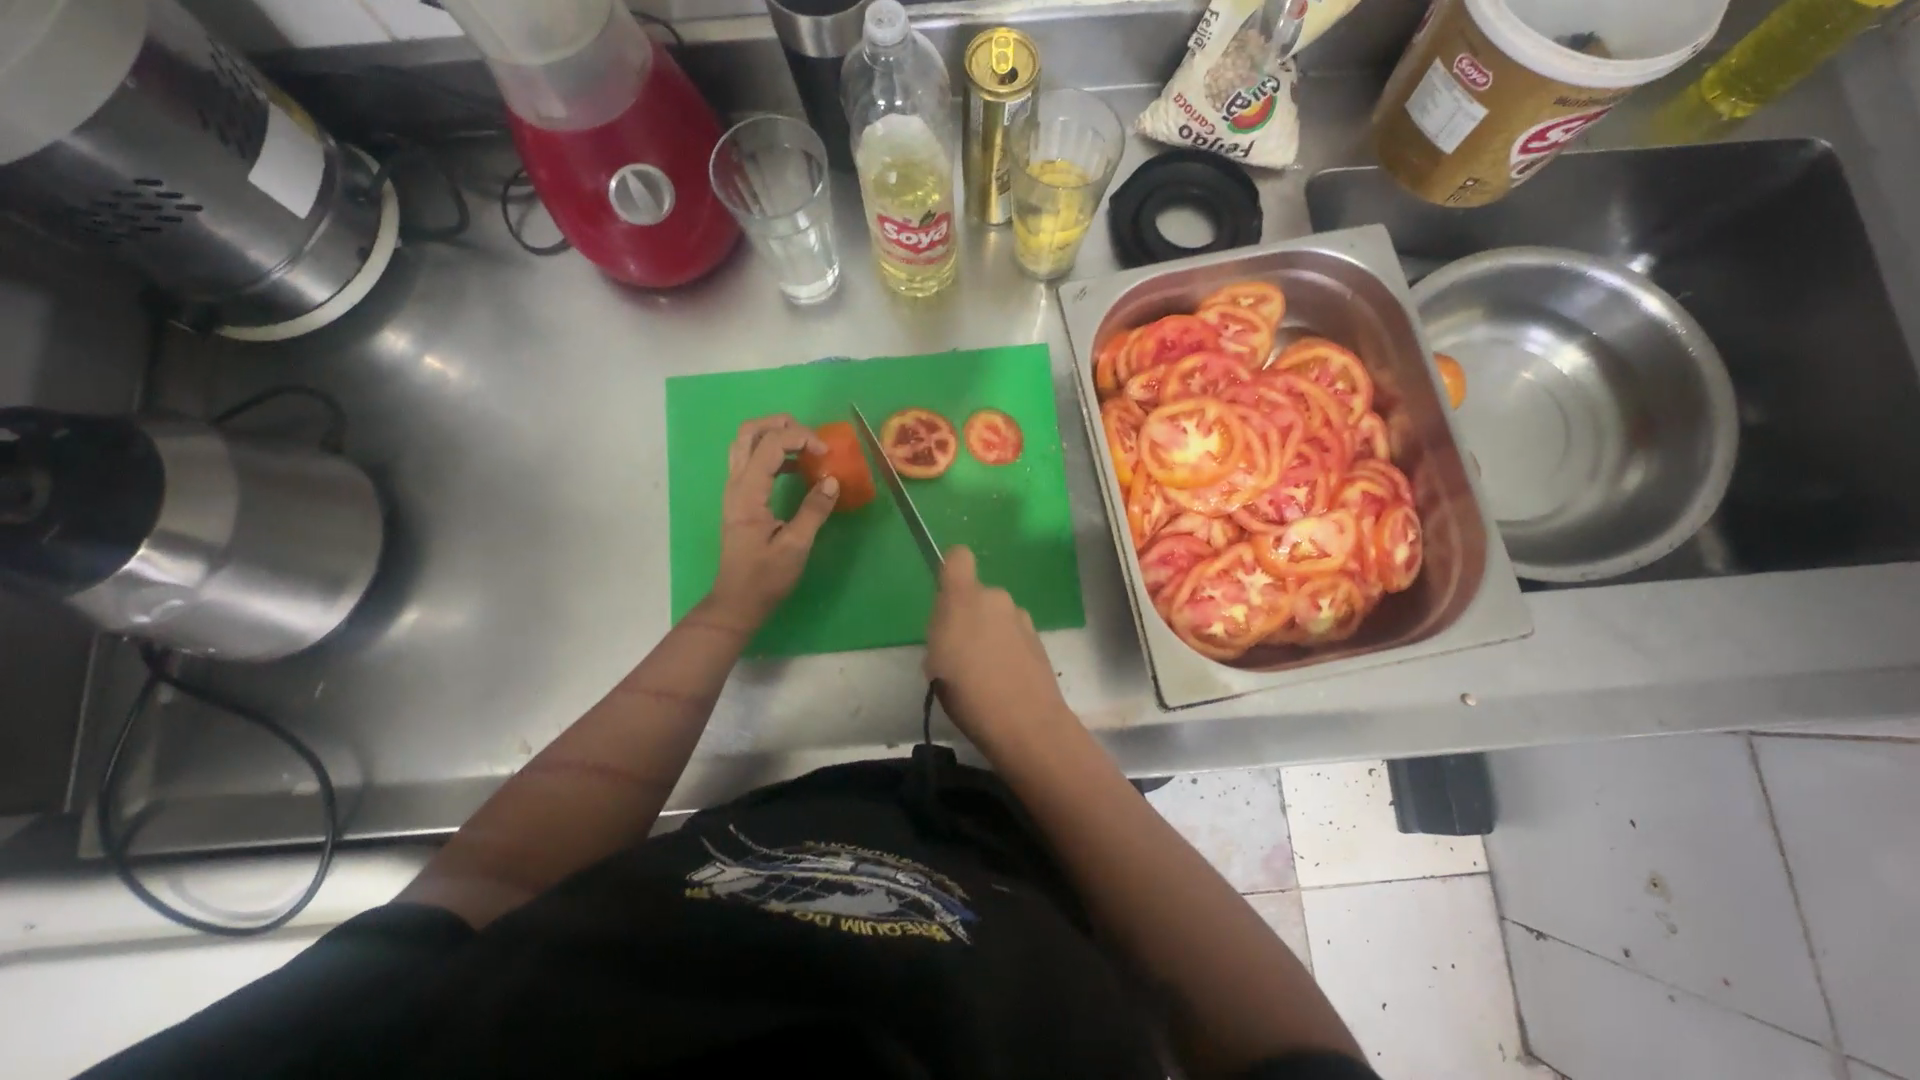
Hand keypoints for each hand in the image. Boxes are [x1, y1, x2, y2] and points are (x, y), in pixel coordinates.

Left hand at [707, 415, 838, 626]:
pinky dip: (773, 453)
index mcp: (748, 493)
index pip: (770, 444)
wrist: (737, 601)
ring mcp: (734, 490)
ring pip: (746, 443)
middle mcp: (736, 484)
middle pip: (749, 432)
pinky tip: (797, 469)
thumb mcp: (795, 547)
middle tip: (811, 436)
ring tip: (806, 446)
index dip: (801, 438)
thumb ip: (814, 510)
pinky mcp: (740, 499)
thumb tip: (831, 480)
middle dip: (781, 424)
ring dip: (775, 435)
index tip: (827, 454)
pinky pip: (751, 461)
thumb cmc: (766, 578)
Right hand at [926, 546, 1072, 746]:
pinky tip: (1004, 680)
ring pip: (997, 616)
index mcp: (963, 598)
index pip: (958, 557)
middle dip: (968, 615)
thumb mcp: (934, 663)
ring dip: (989, 633)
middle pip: (977, 594)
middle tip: (960, 653)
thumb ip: (942, 631)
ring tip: (984, 673)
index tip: (945, 600)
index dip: (950, 571)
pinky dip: (1007, 649)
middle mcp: (996, 599)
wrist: (1025, 722)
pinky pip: (1014, 634)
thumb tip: (952, 626)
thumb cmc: (967, 692)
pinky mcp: (1039, 640)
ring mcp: (1022, 618)